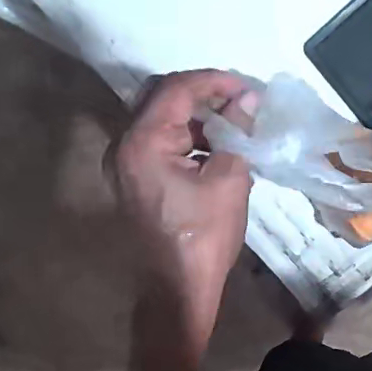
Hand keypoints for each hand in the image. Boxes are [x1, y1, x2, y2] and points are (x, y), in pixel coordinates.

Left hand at [108, 71, 255, 342]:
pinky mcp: (134, 180)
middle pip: (161, 98)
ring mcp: (125, 164)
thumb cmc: (204, 235)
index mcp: (142, 142)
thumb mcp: (229, 178)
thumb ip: (236, 133)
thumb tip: (246, 102)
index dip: (215, 81)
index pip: (177, 89)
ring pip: (160, 119)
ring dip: (196, 116)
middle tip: (240, 99)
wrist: (177, 289)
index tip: (248, 88)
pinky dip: (187, 137)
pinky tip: (216, 145)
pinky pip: (159, 142)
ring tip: (234, 121)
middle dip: (203, 93)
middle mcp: (123, 145)